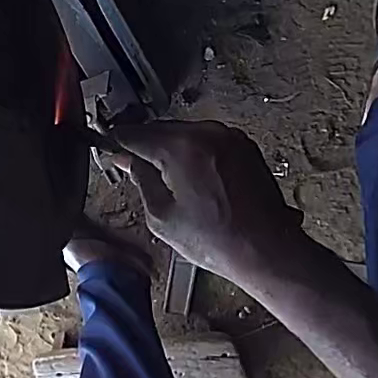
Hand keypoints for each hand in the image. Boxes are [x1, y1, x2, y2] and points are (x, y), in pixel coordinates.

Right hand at [110, 119, 312, 286]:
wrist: (267, 250)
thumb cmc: (218, 240)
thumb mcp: (162, 216)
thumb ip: (141, 179)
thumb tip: (127, 160)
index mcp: (181, 148)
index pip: (135, 133)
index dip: (117, 140)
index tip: (109, 145)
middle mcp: (205, 133)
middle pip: (160, 128)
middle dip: (144, 143)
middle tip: (131, 163)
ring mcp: (228, 136)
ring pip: (184, 131)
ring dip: (169, 146)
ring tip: (164, 175)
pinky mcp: (243, 144)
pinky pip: (207, 138)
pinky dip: (194, 150)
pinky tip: (191, 175)